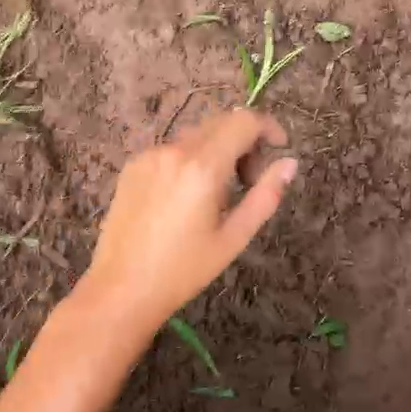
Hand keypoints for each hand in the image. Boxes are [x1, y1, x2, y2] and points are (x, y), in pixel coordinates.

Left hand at [78, 109, 296, 333]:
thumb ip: (266, 195)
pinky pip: (173, 149)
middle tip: (248, 181)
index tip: (278, 147)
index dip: (267, 126)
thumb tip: (290, 163)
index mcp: (203, 167)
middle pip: (221, 122)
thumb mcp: (234, 237)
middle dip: (244, 142)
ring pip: (197, 135)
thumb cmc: (183, 270)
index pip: (244, 121)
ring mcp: (150, 155)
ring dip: (217, 150)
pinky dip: (190, 160)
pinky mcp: (133, 166)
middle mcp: (175, 151)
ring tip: (216, 195)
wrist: (120, 290)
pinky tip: (184, 199)